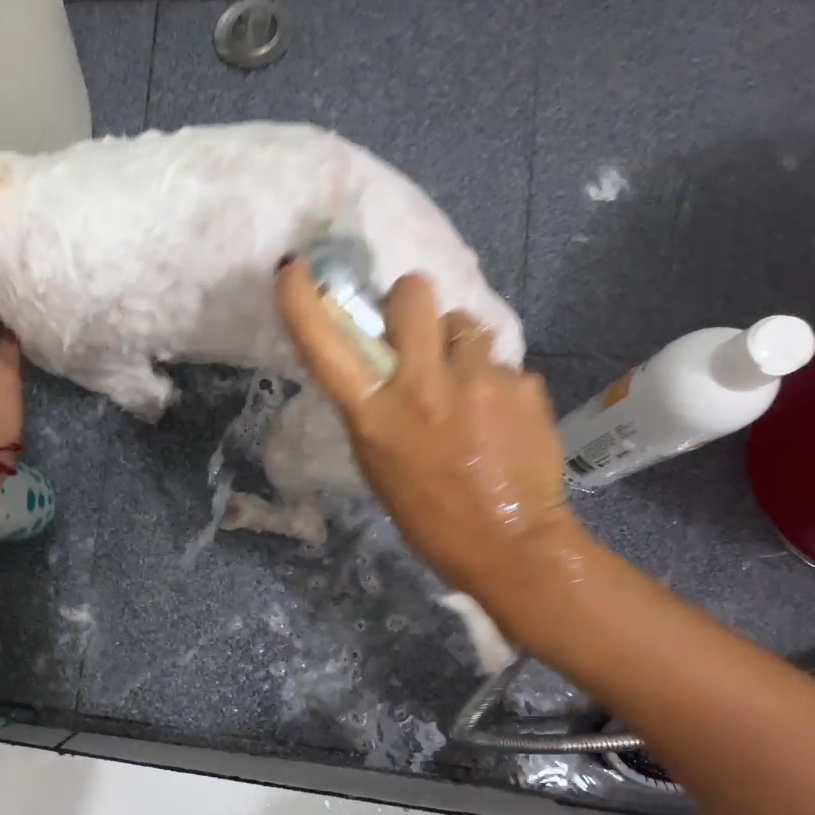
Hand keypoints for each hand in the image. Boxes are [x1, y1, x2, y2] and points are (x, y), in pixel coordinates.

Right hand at [274, 259, 586, 608]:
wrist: (509, 545)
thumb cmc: (427, 516)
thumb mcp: (377, 463)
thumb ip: (375, 408)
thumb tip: (385, 365)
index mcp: (374, 414)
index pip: (326, 346)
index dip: (304, 303)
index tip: (292, 269)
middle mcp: (421, 385)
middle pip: (414, 293)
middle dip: (412, 305)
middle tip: (419, 337)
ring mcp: (477, 379)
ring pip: (465, 325)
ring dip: (459, 346)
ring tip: (468, 390)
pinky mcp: (522, 383)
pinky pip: (501, 362)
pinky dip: (495, 382)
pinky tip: (499, 419)